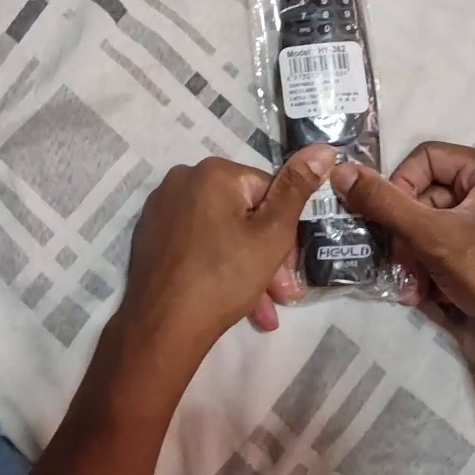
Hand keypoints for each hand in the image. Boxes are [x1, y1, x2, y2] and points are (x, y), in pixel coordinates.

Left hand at [119, 145, 335, 363]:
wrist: (162, 325)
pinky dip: (216, 264)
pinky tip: (232, 299)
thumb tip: (324, 149)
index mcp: (213, 172)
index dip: (284, 231)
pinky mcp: (151, 232)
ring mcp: (162, 206)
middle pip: (242, 212)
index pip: (268, 191)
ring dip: (245, 266)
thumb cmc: (223, 277)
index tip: (290, 269)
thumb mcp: (272, 234)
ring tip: (262, 308)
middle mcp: (183, 179)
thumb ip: (297, 189)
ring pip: (220, 231)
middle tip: (280, 294)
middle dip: (265, 254)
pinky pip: (197, 241)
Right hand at [328, 141, 474, 337]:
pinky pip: (458, 238)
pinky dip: (439, 260)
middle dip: (408, 229)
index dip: (400, 186)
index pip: (427, 157)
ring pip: (441, 220)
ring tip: (413, 284)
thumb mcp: (432, 237)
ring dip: (418, 251)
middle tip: (398, 262)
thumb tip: (341, 171)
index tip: (390, 222)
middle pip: (432, 192)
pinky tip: (432, 290)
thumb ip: (384, 203)